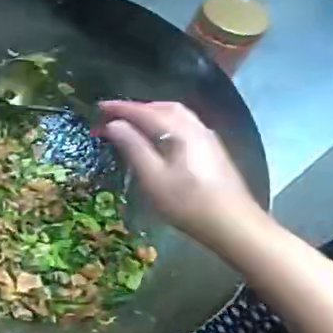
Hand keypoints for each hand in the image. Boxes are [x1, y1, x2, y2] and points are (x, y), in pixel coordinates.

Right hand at [98, 100, 261, 243]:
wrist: (235, 225)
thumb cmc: (188, 203)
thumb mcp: (152, 177)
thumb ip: (132, 146)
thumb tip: (113, 124)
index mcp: (177, 131)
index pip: (142, 111)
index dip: (119, 108)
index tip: (98, 108)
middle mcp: (194, 127)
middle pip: (161, 107)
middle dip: (135, 108)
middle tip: (113, 115)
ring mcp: (206, 137)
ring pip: (175, 114)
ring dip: (151, 112)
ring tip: (132, 122)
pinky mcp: (212, 149)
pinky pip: (184, 123)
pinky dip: (164, 121)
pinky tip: (159, 136)